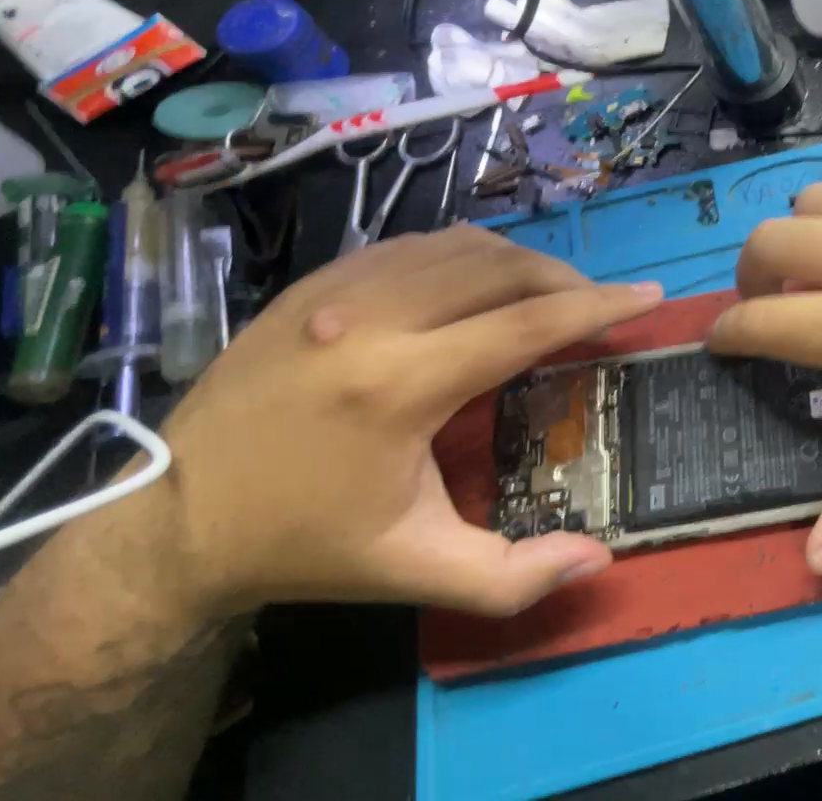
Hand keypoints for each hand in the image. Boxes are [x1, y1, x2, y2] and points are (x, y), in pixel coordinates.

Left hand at [160, 226, 662, 618]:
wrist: (172, 524)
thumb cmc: (306, 543)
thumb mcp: (412, 571)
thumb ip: (512, 575)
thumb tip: (599, 558)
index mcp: (398, 384)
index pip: (528, 322)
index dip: (601, 306)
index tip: (649, 296)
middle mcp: (368, 319)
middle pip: (504, 269)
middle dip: (570, 281)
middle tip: (601, 308)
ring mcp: (334, 292)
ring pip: (463, 247)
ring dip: (523, 264)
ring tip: (551, 296)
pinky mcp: (313, 284)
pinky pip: (418, 247)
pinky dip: (471, 257)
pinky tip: (483, 287)